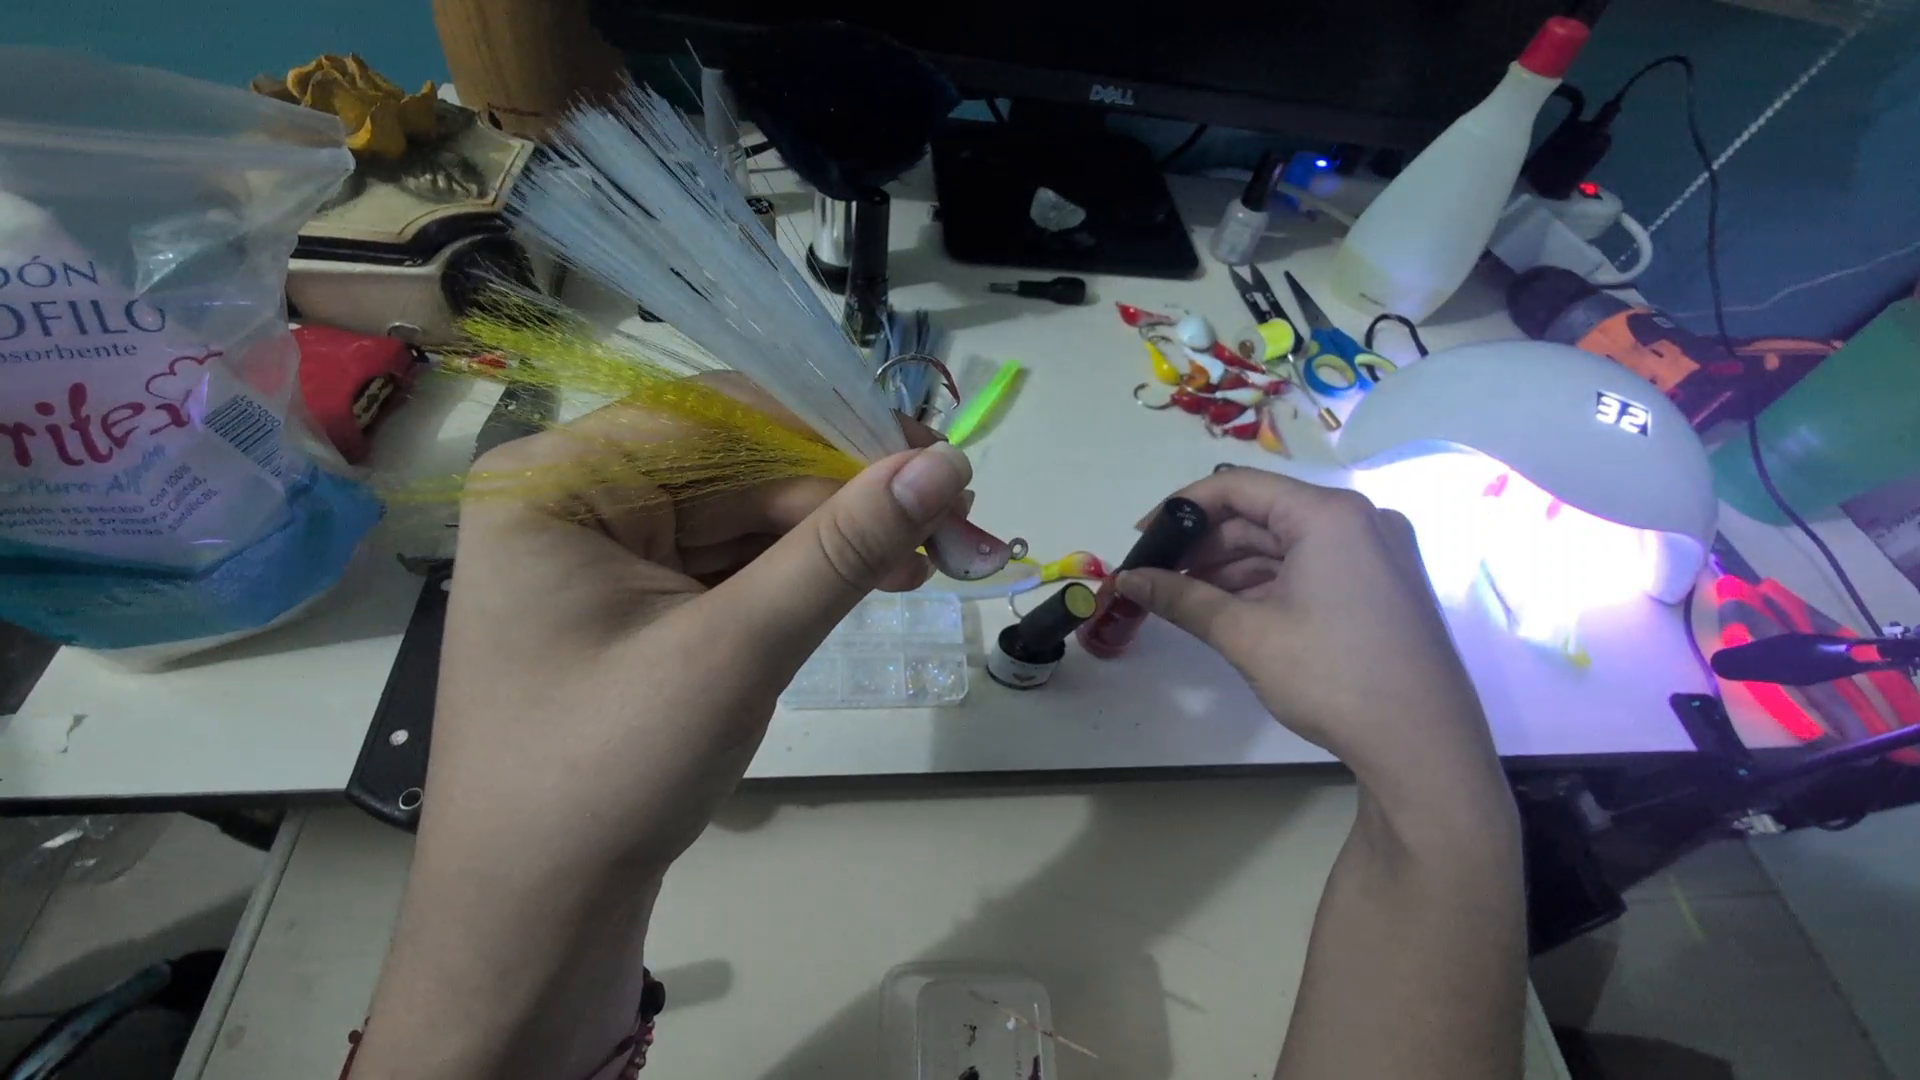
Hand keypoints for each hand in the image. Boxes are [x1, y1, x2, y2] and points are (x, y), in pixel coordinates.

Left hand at [424, 377, 972, 888]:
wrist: (539, 916)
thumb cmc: (609, 775)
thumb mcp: (736, 651)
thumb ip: (841, 550)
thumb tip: (943, 467)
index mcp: (562, 480)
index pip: (720, 417)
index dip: (835, 433)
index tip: (935, 464)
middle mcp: (580, 495)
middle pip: (740, 461)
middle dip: (846, 495)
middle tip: (951, 522)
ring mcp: (611, 547)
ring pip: (749, 509)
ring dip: (838, 533)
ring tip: (925, 558)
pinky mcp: (644, 594)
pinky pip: (738, 556)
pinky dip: (806, 568)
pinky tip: (873, 576)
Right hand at [1115, 468, 1499, 793]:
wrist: (1423, 749)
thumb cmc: (1331, 678)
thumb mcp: (1245, 635)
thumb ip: (1180, 597)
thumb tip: (1127, 579)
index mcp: (1330, 515)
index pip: (1239, 487)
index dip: (1182, 509)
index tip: (1143, 539)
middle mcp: (1359, 520)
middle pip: (1262, 515)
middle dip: (1205, 547)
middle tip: (1159, 577)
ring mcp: (1376, 553)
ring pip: (1284, 545)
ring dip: (1231, 569)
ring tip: (1186, 600)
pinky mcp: (1381, 585)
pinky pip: (1310, 567)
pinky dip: (1267, 585)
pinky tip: (1231, 611)